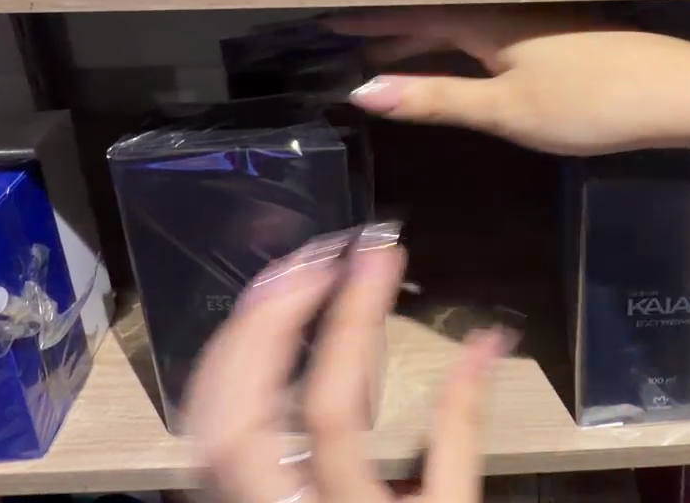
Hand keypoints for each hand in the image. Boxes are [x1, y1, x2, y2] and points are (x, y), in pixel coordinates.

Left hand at [185, 227, 512, 502]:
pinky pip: (202, 431)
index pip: (332, 412)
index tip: (381, 256)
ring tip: (288, 274)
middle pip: (236, 418)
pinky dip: (224, 366)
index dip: (353, 322)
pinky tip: (259, 325)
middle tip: (321, 257)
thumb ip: (465, 428)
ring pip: (201, 424)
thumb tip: (488, 338)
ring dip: (239, 335)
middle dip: (271, 321)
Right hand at [333, 8, 689, 155]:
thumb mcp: (505, 108)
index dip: (371, 22)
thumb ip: (436, 98)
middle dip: (393, 31)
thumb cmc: (587, 102)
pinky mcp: (560, 36)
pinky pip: (489, 35)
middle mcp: (508, 10)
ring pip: (465, 27)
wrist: (676, 93)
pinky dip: (460, 49)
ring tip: (389, 58)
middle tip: (348, 44)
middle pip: (438, 17)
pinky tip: (461, 64)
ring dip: (427, 41)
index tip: (329, 21)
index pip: (414, 15)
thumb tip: (362, 92)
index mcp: (488, 20)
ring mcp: (537, 21)